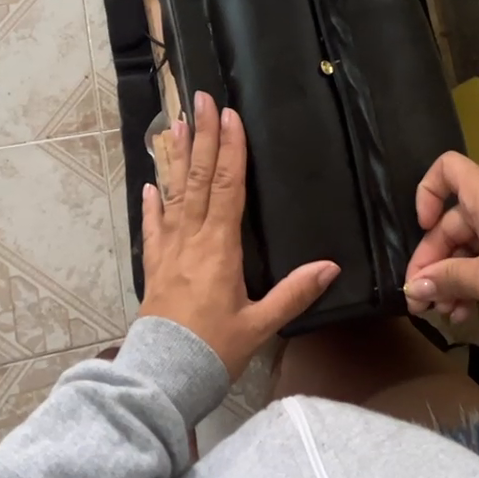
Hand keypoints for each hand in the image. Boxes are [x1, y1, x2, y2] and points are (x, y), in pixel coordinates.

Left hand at [138, 91, 340, 378]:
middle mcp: (191, 239)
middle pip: (198, 178)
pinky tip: (148, 185)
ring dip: (174, 158)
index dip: (230, 150)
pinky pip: (151, 227)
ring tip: (172, 125)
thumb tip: (330, 266)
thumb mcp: (261, 325)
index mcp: (220, 248)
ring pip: (173, 194)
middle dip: (201, 136)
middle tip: (200, 100)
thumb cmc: (214, 350)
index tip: (230, 116)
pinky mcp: (153, 266)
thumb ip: (294, 293)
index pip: (228, 187)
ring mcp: (168, 250)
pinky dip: (151, 204)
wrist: (163, 377)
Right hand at [403, 151, 478, 326]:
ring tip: (445, 312)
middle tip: (422, 298)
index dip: (427, 193)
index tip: (422, 228)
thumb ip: (446, 279)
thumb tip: (414, 288)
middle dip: (434, 260)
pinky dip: (475, 277)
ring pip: (470, 244)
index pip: (448, 169)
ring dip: (453, 276)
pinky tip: (465, 311)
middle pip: (452, 220)